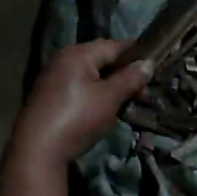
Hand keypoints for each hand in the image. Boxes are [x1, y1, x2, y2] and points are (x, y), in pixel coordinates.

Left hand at [8, 40, 152, 170]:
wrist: (39, 149)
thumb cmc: (78, 117)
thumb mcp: (110, 97)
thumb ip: (130, 78)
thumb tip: (149, 63)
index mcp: (78, 53)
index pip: (115, 45)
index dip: (137, 56)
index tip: (157, 69)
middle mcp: (64, 59)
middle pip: (103, 59)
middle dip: (125, 73)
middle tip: (143, 92)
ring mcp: (56, 77)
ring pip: (94, 75)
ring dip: (113, 86)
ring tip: (130, 103)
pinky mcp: (53, 96)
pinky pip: (82, 87)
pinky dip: (98, 94)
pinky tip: (108, 109)